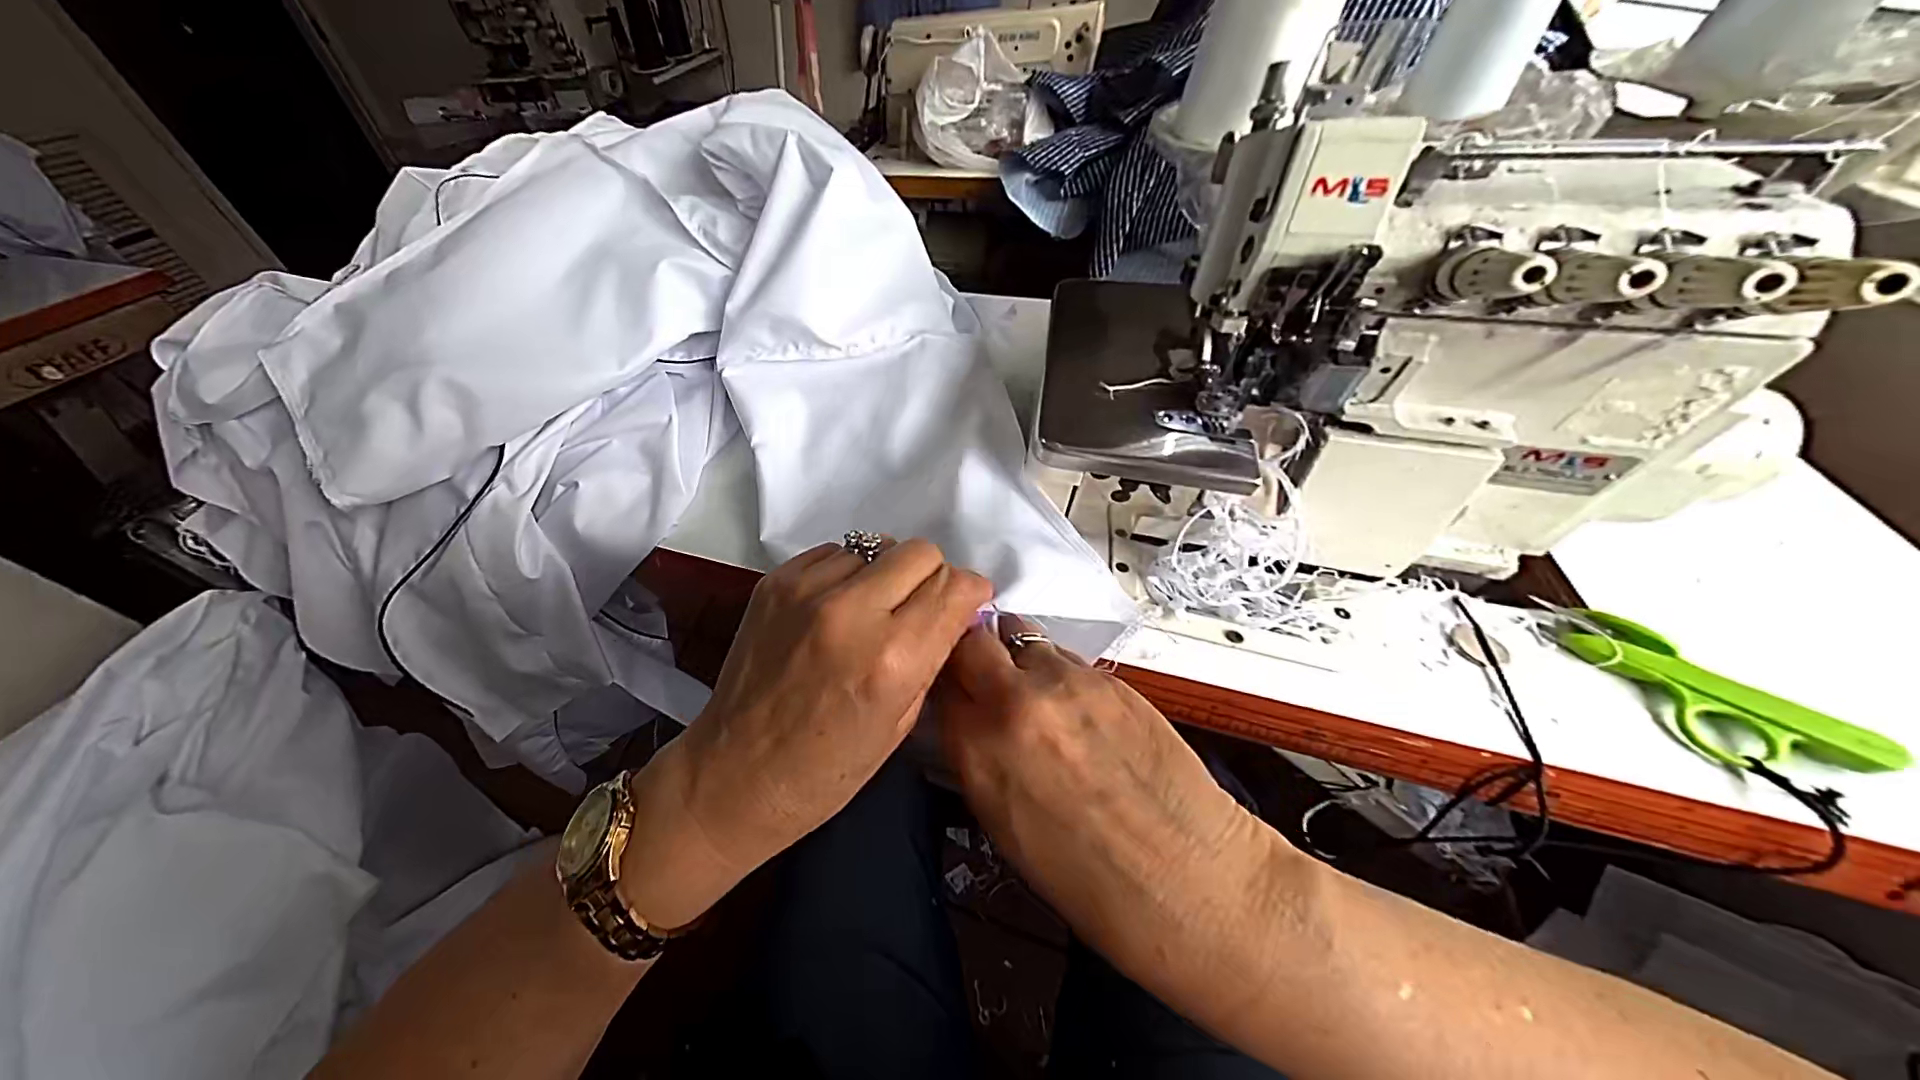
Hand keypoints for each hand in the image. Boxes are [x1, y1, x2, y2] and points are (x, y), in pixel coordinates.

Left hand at [620, 539, 991, 928]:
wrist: (736, 774)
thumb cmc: (828, 769)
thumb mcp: (902, 722)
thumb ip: (933, 654)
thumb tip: (955, 611)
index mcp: (893, 658)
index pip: (955, 586)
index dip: (969, 594)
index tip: (964, 606)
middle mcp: (852, 612)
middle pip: (920, 552)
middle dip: (932, 577)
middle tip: (919, 608)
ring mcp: (807, 592)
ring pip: (876, 546)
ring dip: (886, 574)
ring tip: (871, 611)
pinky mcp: (775, 583)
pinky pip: (834, 553)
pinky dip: (847, 573)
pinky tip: (837, 608)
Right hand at [935, 616, 1301, 1023]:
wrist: (1181, 875)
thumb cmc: (1090, 875)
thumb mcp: (1000, 820)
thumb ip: (974, 754)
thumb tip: (965, 718)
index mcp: (978, 750)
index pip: (938, 680)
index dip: (944, 679)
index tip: (951, 683)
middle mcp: (1017, 705)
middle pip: (973, 638)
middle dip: (973, 647)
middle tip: (984, 667)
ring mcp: (1067, 684)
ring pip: (1023, 639)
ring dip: (1021, 659)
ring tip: (1039, 696)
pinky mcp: (1110, 678)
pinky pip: (1067, 657)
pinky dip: (1062, 673)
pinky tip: (1079, 711)